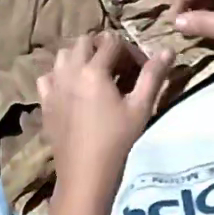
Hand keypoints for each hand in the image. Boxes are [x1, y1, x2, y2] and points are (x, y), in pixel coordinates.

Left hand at [38, 31, 171, 199]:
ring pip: (63, 55)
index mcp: (94, 70)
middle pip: (84, 41)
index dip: (129, 50)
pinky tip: (71, 88)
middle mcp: (69, 71)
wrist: (85, 173)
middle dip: (102, 47)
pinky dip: (59, 75)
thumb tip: (168, 49)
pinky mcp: (45, 102)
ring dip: (79, 57)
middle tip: (118, 67)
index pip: (112, 42)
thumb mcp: (141, 107)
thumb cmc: (117, 140)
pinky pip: (47, 76)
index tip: (139, 68)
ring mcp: (54, 86)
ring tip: (94, 74)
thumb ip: (153, 75)